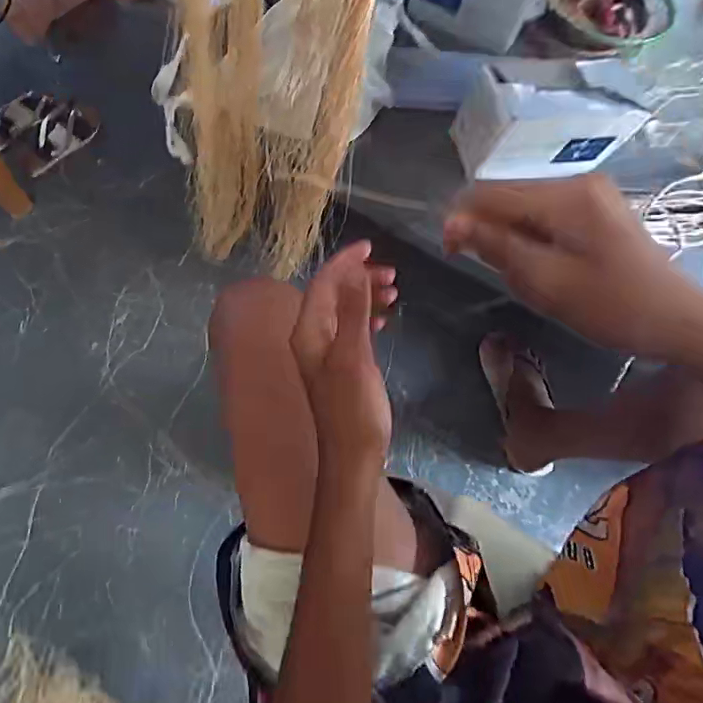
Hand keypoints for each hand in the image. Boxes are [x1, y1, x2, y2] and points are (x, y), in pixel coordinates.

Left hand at [289, 241, 397, 475]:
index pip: (322, 284)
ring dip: (365, 295)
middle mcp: (310, 338)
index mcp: (307, 333)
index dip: (344, 262)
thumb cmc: (354, 409)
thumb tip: (355, 273)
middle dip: (358, 277)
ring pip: (342, 310)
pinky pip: (350, 328)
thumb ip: (354, 313)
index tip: (371, 246)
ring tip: (395, 290)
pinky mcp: (339, 365)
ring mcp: (324, 352)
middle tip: (392, 272)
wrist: (352, 456)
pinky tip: (384, 317)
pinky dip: (366, 316)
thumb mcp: (355, 357)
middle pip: (331, 293)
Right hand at [442, 175, 702, 363]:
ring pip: (521, 205)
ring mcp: (589, 193)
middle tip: (490, 269)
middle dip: (485, 228)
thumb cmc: (612, 306)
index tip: (450, 254)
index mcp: (565, 195)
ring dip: (506, 234)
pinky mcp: (595, 208)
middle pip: (505, 194)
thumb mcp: (545, 280)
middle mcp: (576, 182)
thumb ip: (495, 246)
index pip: (490, 193)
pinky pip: (543, 213)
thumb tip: (451, 223)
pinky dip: (528, 235)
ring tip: (519, 272)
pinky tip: (537, 263)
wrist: (681, 321)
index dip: (460, 219)